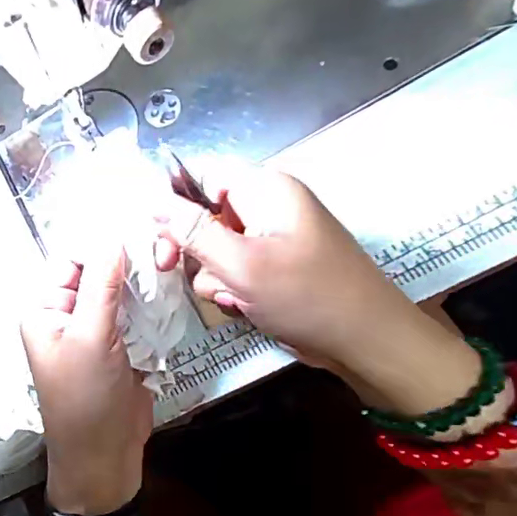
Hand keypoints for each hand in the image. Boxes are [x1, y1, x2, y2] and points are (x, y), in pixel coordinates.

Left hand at [21, 249, 152, 514]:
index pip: (70, 260)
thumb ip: (102, 287)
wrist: (104, 457)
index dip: (99, 240)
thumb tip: (112, 239)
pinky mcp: (124, 348)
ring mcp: (99, 333)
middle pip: (99, 274)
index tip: (135, 218)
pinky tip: (172, 291)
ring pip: (123, 295)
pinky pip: (139, 317)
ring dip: (144, 283)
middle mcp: (69, 317)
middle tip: (163, 238)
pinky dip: (154, 307)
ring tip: (171, 258)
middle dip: (128, 260)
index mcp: (46, 311)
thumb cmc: (86, 399)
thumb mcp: (90, 338)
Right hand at [154, 165, 479, 415]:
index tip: (159, 235)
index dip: (176, 201)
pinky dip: (235, 290)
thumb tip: (153, 201)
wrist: (363, 340)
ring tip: (237, 297)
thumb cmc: (306, 296)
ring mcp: (274, 242)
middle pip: (208, 215)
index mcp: (266, 189)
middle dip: (195, 248)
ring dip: (216, 277)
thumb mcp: (241, 264)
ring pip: (218, 251)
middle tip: (174, 270)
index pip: (205, 175)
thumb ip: (193, 231)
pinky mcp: (276, 271)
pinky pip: (238, 272)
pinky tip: (248, 307)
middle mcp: (269, 208)